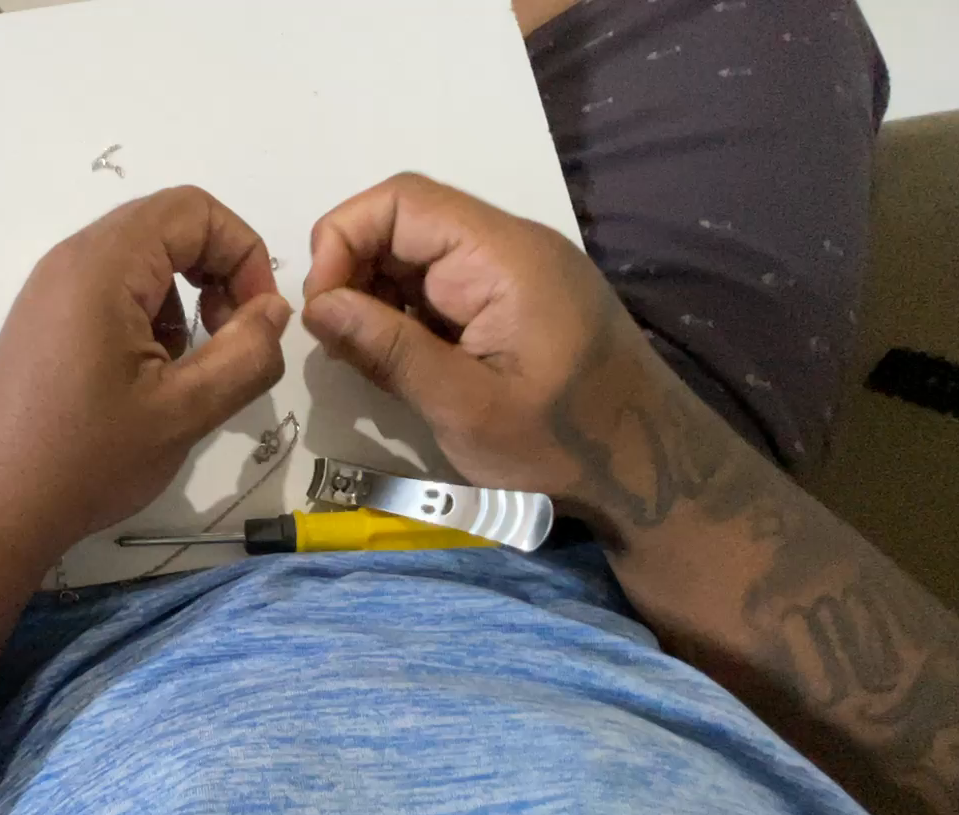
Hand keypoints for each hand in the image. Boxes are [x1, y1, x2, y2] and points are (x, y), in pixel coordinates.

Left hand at [0, 186, 292, 559]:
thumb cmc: (88, 460)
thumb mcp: (184, 412)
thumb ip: (247, 354)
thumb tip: (272, 311)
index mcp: (102, 265)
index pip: (193, 210)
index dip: (244, 253)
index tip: (257, 320)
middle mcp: (68, 263)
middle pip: (164, 230)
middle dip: (215, 277)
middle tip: (228, 342)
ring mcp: (47, 295)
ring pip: (138, 268)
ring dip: (180, 306)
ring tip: (181, 373)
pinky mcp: (40, 328)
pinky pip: (108, 298)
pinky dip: (144, 324)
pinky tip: (142, 384)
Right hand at [301, 173, 694, 536]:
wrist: (643, 470)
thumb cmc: (558, 445)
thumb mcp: (462, 405)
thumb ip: (388, 348)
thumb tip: (316, 304)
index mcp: (501, 258)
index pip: (401, 202)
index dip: (342, 240)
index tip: (320, 310)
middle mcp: (502, 250)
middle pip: (401, 226)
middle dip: (350, 277)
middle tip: (337, 346)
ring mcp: (502, 278)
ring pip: (409, 260)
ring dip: (369, 303)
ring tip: (362, 362)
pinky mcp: (499, 306)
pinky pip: (430, 292)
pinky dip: (395, 321)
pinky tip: (392, 365)